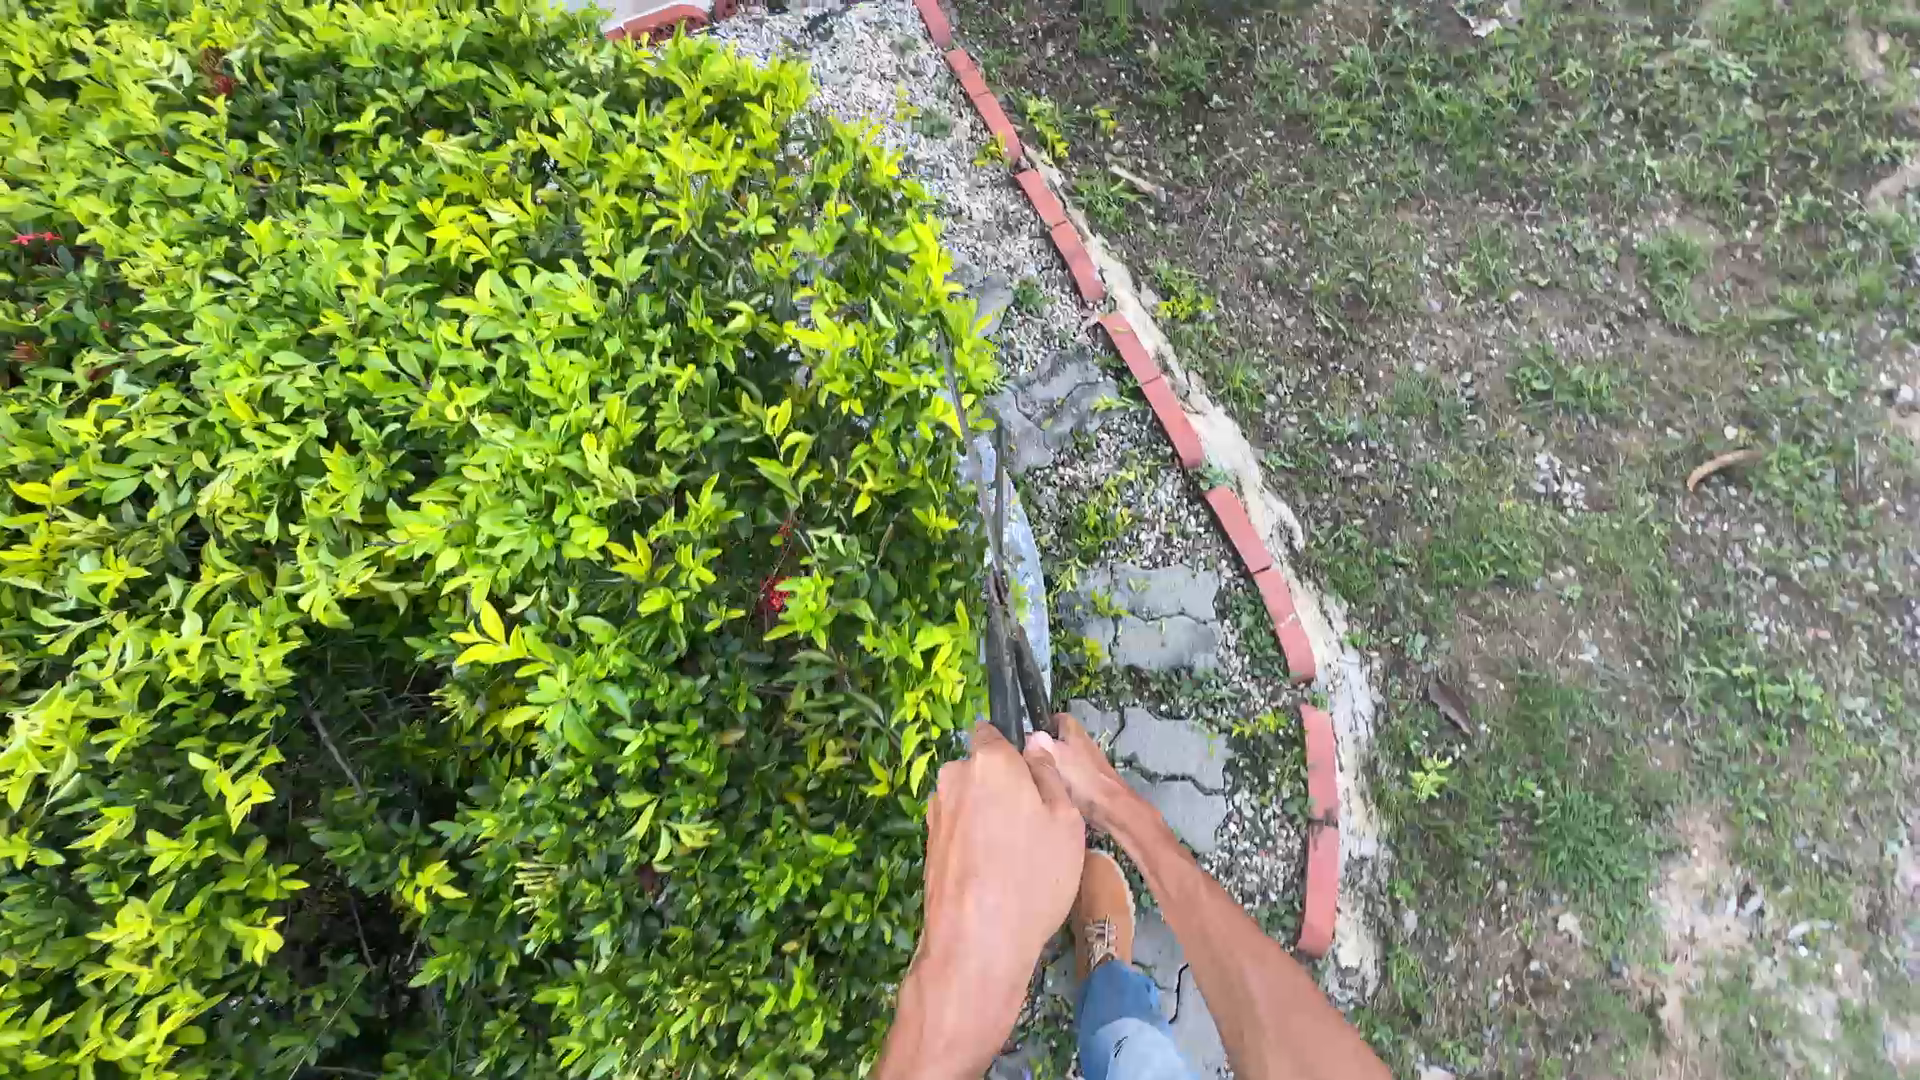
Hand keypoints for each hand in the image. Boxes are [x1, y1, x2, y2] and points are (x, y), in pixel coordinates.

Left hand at [875, 722, 1084, 1078]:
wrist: (976, 943)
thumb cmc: (1032, 876)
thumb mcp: (1066, 821)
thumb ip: (1048, 773)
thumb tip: (1034, 742)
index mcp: (989, 760)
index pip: (994, 731)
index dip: (1016, 753)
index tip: (1034, 780)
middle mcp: (955, 776)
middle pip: (983, 769)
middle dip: (1003, 787)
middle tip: (1034, 825)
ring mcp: (937, 811)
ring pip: (971, 800)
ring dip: (988, 816)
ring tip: (1014, 858)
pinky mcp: (929, 844)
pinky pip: (959, 828)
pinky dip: (974, 841)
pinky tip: (993, 874)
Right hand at [1025, 712, 1137, 832]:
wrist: (1110, 806)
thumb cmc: (1082, 779)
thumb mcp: (1055, 757)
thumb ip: (1040, 744)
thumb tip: (1029, 736)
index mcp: (1074, 732)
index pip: (1058, 718)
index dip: (1043, 724)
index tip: (1029, 736)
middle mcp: (1084, 742)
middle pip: (1061, 739)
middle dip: (1046, 747)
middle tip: (1029, 759)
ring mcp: (1090, 762)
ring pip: (1066, 757)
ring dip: (1054, 765)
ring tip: (1038, 777)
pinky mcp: (1093, 779)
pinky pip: (1072, 775)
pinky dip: (1063, 780)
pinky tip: (1054, 791)